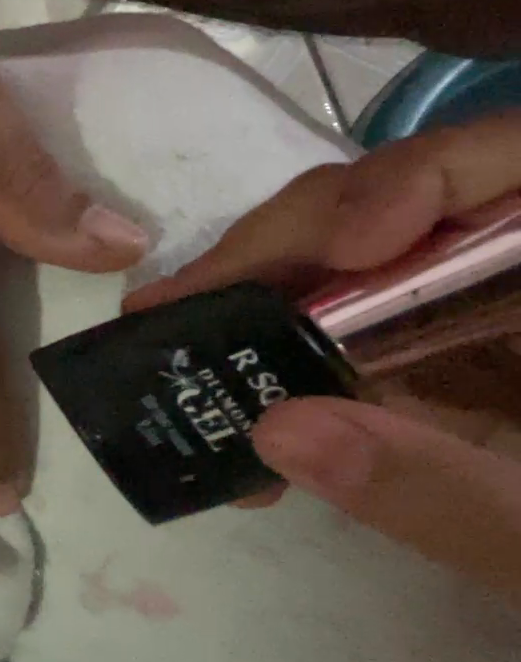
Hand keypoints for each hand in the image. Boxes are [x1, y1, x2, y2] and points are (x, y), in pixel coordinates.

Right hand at [125, 111, 520, 601]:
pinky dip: (278, 353)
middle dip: (289, 248)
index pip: (513, 164)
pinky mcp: (447, 359)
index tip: (352, 244)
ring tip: (175, 342)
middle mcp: (517, 274)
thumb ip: (463, 497)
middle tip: (181, 303)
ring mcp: (482, 315)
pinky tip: (233, 395)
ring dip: (259, 302)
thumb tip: (274, 432)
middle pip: (403, 205)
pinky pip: (351, 326)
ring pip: (357, 262)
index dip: (422, 177)